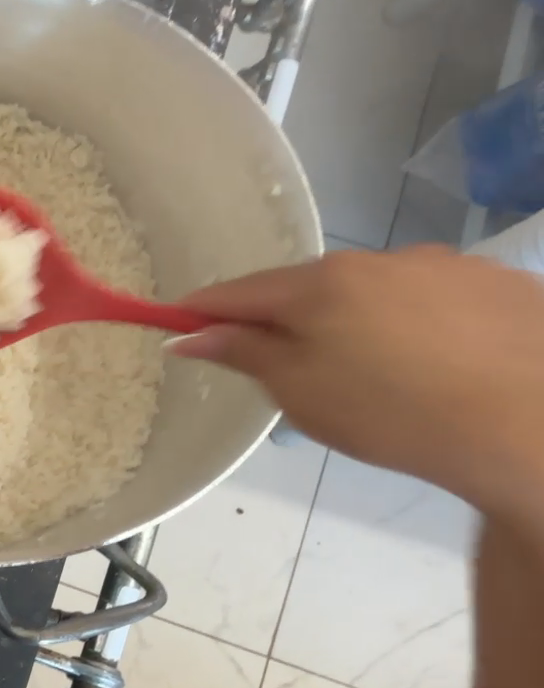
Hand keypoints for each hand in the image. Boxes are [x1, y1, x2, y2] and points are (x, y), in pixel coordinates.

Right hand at [173, 245, 543, 524]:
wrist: (529, 427)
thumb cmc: (386, 411)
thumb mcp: (292, 388)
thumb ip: (239, 351)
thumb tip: (188, 335)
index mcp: (321, 283)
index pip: (235, 291)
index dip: (200, 312)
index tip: (179, 332)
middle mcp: (382, 260)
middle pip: (304, 287)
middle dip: (279, 318)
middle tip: (277, 368)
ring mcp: (449, 267)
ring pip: (370, 291)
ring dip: (348, 319)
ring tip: (364, 371)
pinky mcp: (503, 286)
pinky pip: (429, 299)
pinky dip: (409, 323)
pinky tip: (425, 364)